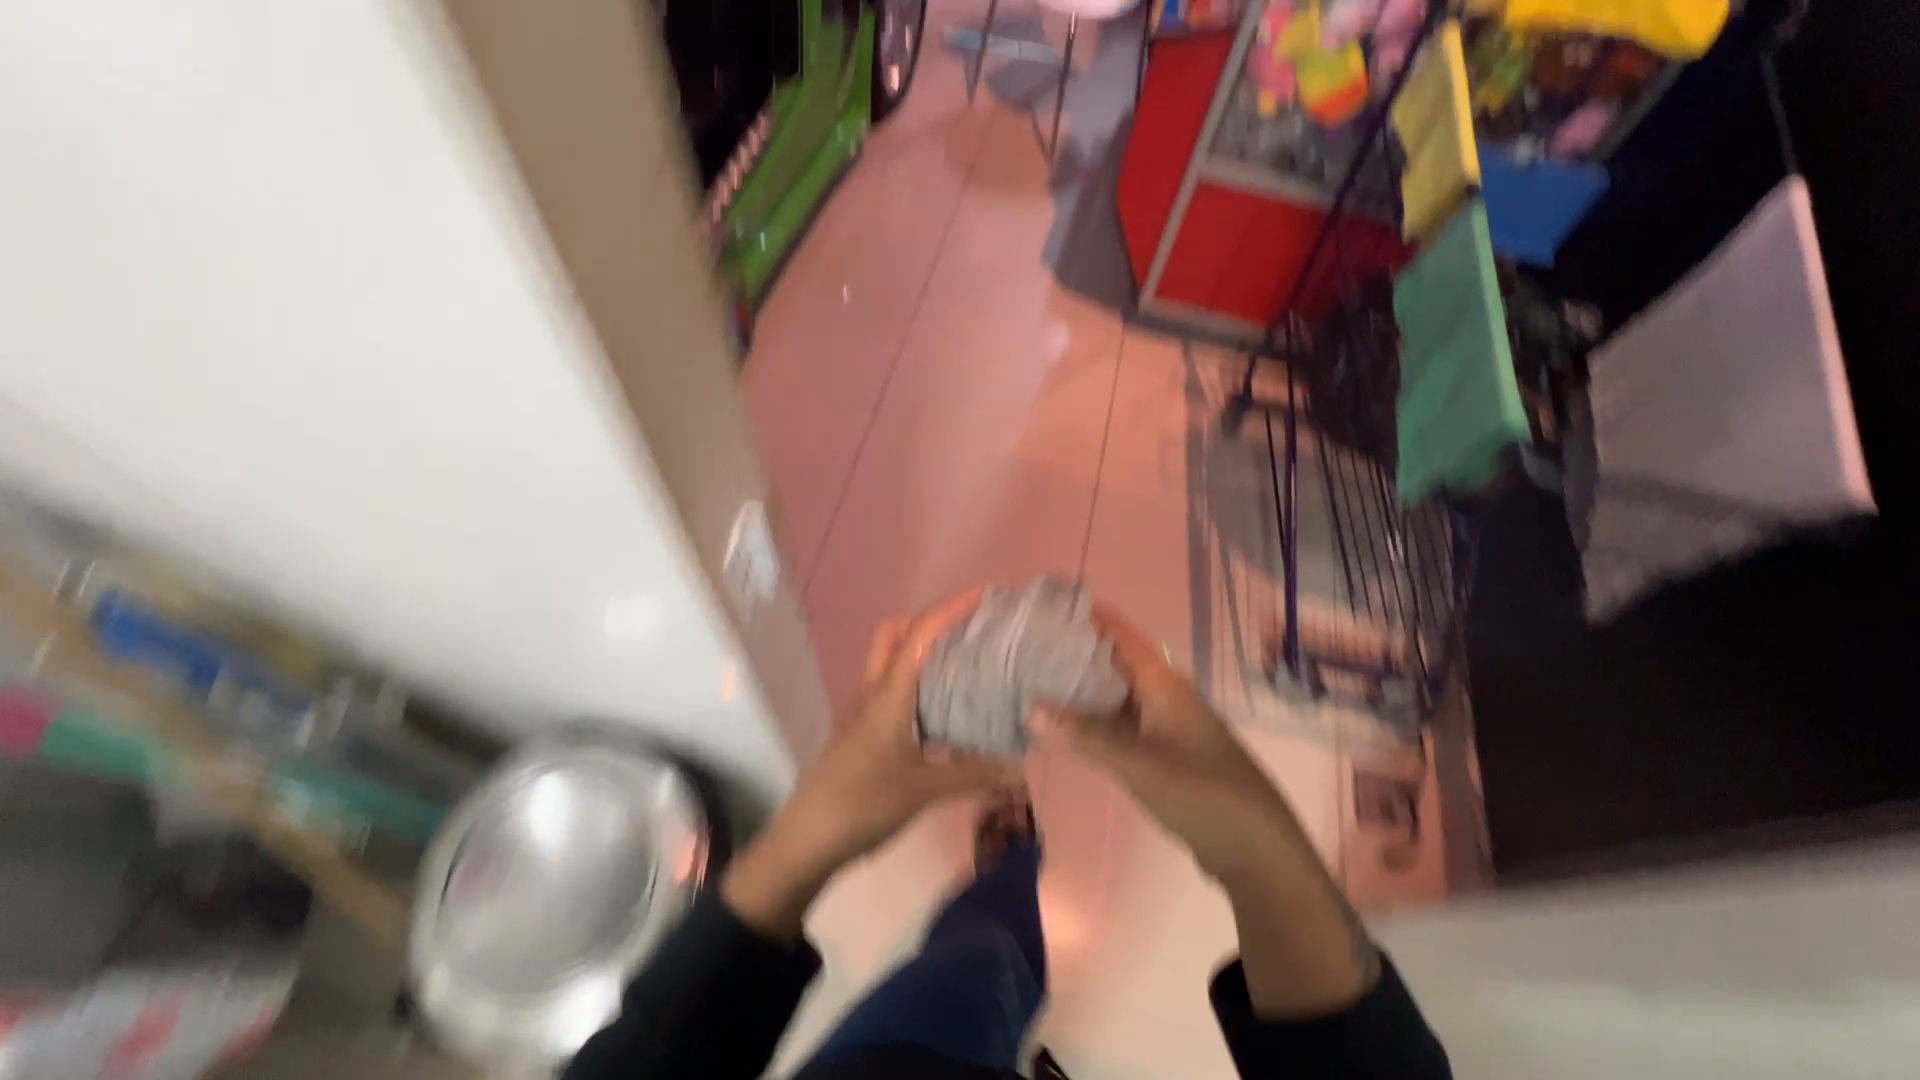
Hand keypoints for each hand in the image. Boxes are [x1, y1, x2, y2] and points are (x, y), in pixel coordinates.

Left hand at [723, 591, 1016, 938]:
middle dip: (930, 618)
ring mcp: (866, 714)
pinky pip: (894, 690)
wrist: (806, 840)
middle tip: (970, 626)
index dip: (951, 609)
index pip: (919, 635)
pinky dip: (920, 682)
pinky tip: (947, 707)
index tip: (985, 596)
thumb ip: (974, 774)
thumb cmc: (862, 805)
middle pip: (894, 634)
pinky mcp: (866, 735)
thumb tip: (1022, 766)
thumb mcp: (924, 790)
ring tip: (967, 658)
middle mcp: (874, 694)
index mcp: (888, 695)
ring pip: (892, 661)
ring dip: (923, 648)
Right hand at [1028, 608, 1301, 886]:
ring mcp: (1166, 729)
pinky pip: (1122, 727)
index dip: (1091, 617)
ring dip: (1082, 691)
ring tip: (1035, 682)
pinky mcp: (1165, 757)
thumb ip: (1086, 737)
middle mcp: (1166, 698)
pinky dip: (1094, 724)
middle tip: (1028, 647)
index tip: (1051, 605)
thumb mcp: (1140, 765)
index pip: (1123, 636)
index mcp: (1166, 686)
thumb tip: (1030, 709)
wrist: (1257, 849)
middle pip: (1116, 664)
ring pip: (1117, 698)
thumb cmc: (1202, 794)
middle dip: (1077, 653)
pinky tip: (1066, 729)